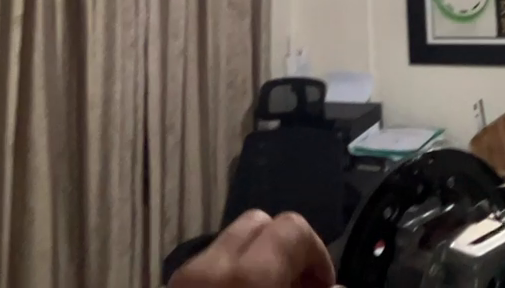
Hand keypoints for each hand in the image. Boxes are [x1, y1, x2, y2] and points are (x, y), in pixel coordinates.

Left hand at [170, 210, 336, 287]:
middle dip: (285, 248)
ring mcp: (181, 276)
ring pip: (230, 242)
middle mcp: (208, 265)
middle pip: (258, 222)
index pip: (292, 227)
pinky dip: (230, 274)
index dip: (317, 252)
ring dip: (258, 259)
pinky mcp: (168, 287)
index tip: (326, 285)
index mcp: (246, 273)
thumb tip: (337, 287)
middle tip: (300, 286)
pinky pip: (209, 264)